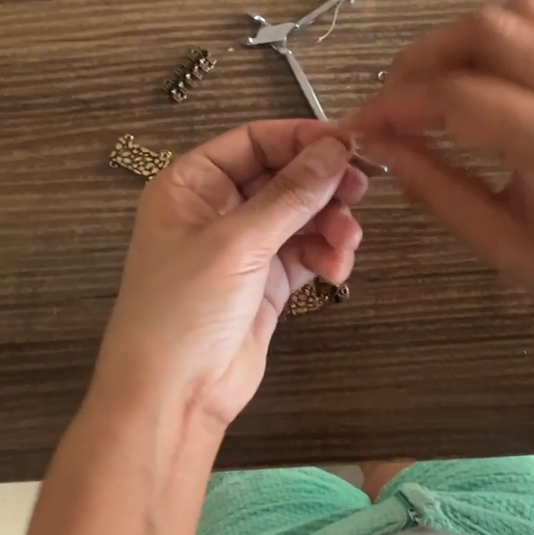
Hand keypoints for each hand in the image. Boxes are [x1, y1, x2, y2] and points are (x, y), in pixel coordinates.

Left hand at [93, 121, 368, 428]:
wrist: (172, 395)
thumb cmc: (185, 308)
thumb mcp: (237, 243)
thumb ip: (290, 194)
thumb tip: (336, 147)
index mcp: (190, 184)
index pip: (252, 142)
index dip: (300, 139)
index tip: (349, 144)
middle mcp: (214, 209)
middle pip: (281, 178)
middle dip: (321, 186)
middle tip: (361, 191)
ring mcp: (241, 248)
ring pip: (298, 217)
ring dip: (328, 225)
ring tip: (347, 244)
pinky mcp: (264, 283)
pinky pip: (303, 253)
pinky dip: (324, 255)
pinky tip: (337, 269)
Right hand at [348, 0, 533, 346]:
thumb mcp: (503, 245)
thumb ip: (436, 189)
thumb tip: (381, 148)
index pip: (460, 96)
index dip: (397, 104)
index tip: (361, 125)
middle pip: (489, 31)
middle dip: (422, 58)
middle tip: (391, 101)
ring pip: (520, 15)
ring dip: (460, 39)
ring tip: (428, 84)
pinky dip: (500, 38)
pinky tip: (477, 78)